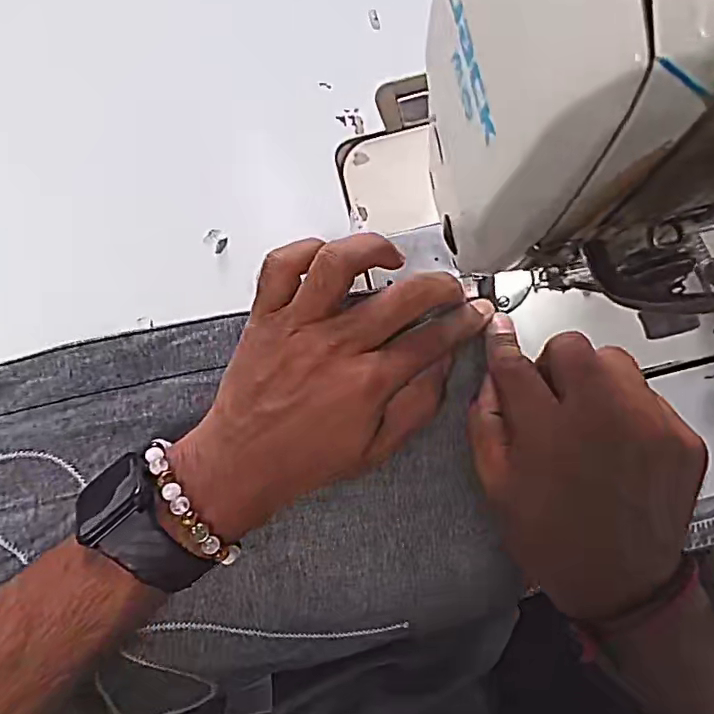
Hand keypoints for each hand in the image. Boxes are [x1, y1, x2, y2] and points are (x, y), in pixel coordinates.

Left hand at [170, 233, 492, 540]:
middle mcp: (335, 348)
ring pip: (339, 264)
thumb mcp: (376, 449)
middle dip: (442, 286)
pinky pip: (281, 267)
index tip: (471, 314)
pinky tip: (325, 257)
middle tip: (447, 288)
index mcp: (367, 383)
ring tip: (390, 258)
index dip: (462, 322)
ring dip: (374, 250)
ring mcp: (298, 327)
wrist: (242, 463)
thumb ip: (417, 406)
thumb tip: (441, 367)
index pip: (432, 339)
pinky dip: (304, 250)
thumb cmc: (302, 460)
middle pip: (404, 297)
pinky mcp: (266, 318)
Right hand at [467, 315, 708, 622]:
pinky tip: (617, 445)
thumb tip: (490, 382)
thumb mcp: (498, 489)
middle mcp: (602, 416)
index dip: (501, 346)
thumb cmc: (557, 543)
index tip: (499, 335)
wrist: (622, 584)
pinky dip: (628, 409)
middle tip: (550, 400)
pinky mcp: (680, 437)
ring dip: (594, 382)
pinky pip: (648, 395)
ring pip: (615, 362)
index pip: (515, 363)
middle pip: (570, 348)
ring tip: (587, 422)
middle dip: (553, 366)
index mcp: (547, 430)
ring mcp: (648, 423)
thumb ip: (487, 426)